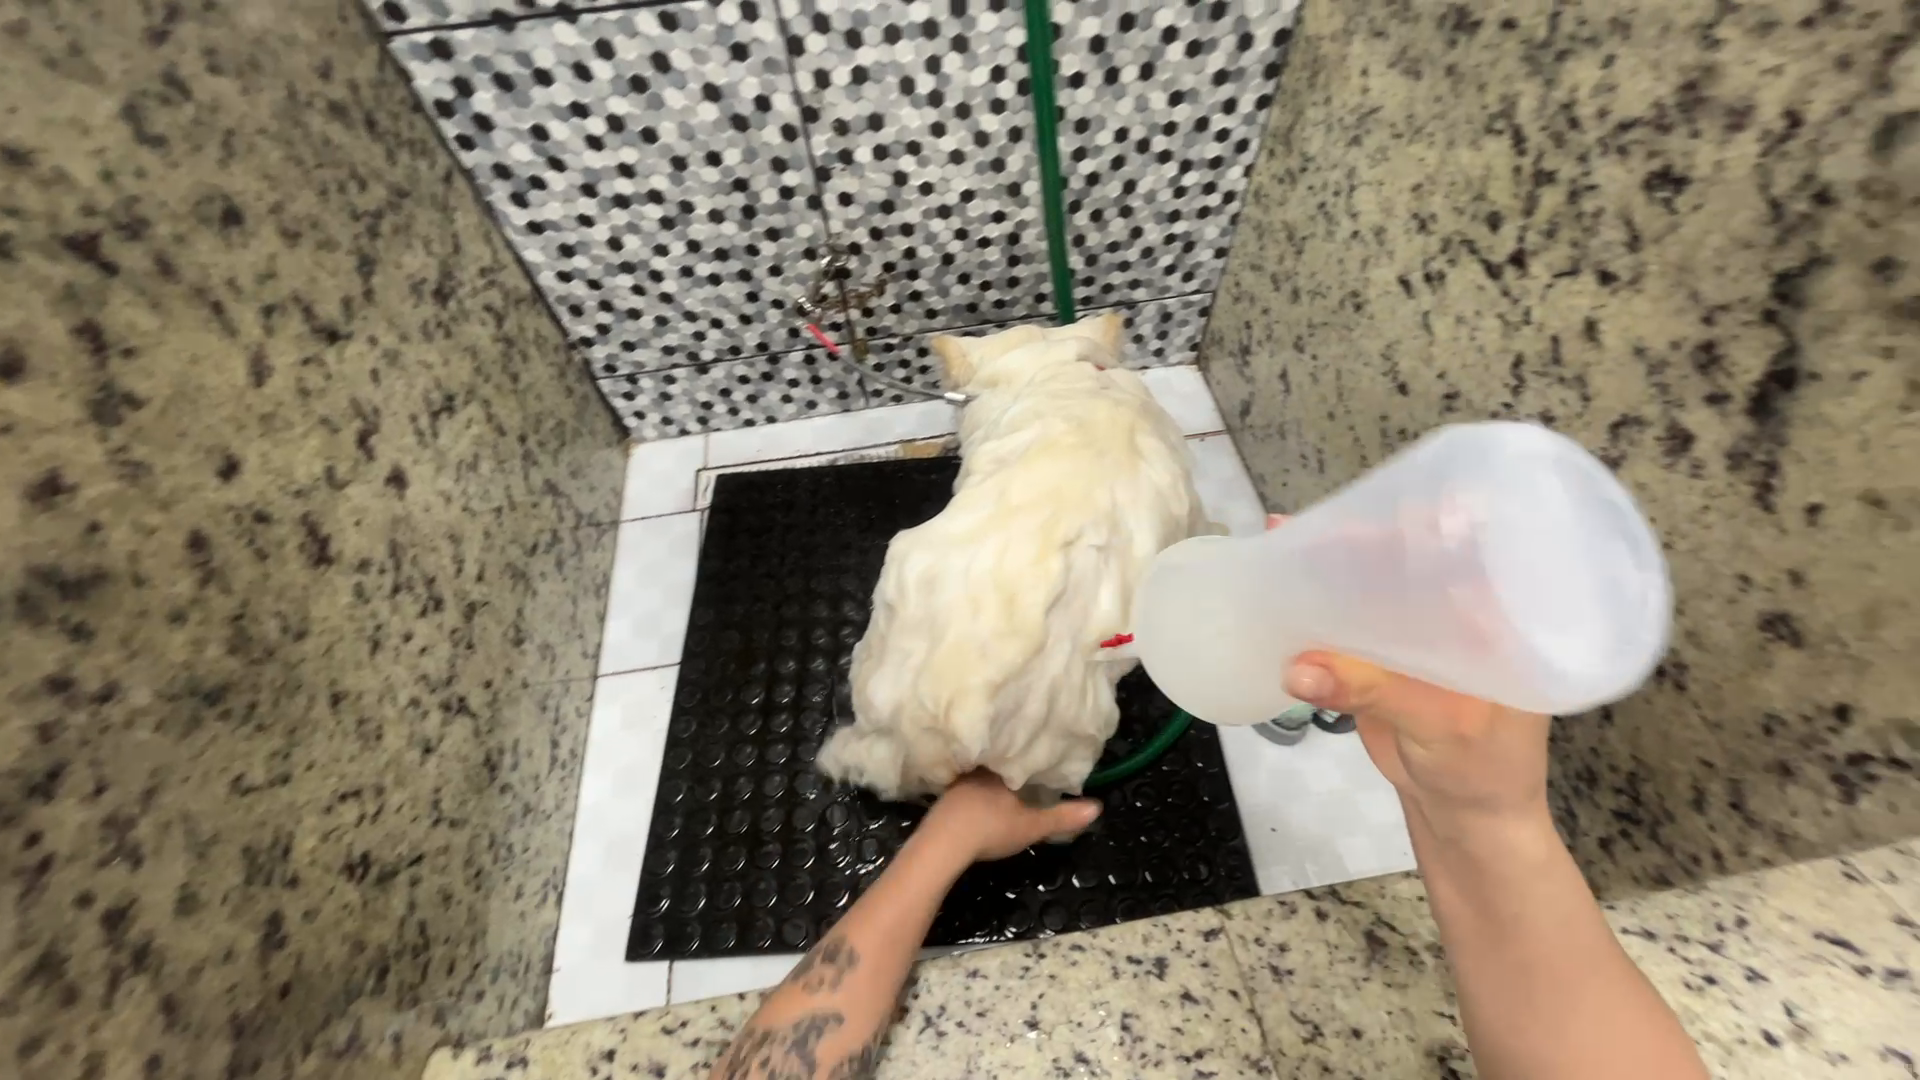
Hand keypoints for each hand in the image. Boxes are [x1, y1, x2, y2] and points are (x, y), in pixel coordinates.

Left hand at [919, 771, 1102, 863]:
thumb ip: (1062, 816)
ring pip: (978, 777)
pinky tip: (975, 804)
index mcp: (1000, 770)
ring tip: (1000, 788)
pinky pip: (962, 789)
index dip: (1028, 759)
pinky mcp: (943, 800)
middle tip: (1020, 775)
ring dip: (988, 782)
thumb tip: (1098, 806)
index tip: (1038, 761)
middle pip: (997, 765)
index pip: (1018, 756)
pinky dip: (971, 794)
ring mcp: (957, 784)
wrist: (944, 844)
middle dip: (1007, 770)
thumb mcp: (1032, 826)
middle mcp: (978, 770)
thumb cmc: (992, 828)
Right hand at [1265, 515, 1551, 827]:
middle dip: (1355, 537)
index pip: (1464, 548)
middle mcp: (1453, 613)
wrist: (1460, 814)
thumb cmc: (1482, 768)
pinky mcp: (1375, 656)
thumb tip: (1294, 669)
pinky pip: (1339, 622)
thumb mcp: (1442, 726)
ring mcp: (1410, 633)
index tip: (1381, 504)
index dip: (1425, 521)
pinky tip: (1277, 587)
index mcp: (1495, 616)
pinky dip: (1308, 607)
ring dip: (1324, 567)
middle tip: (1307, 526)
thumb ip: (1372, 692)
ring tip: (1279, 542)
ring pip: (1365, 587)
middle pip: (1403, 560)